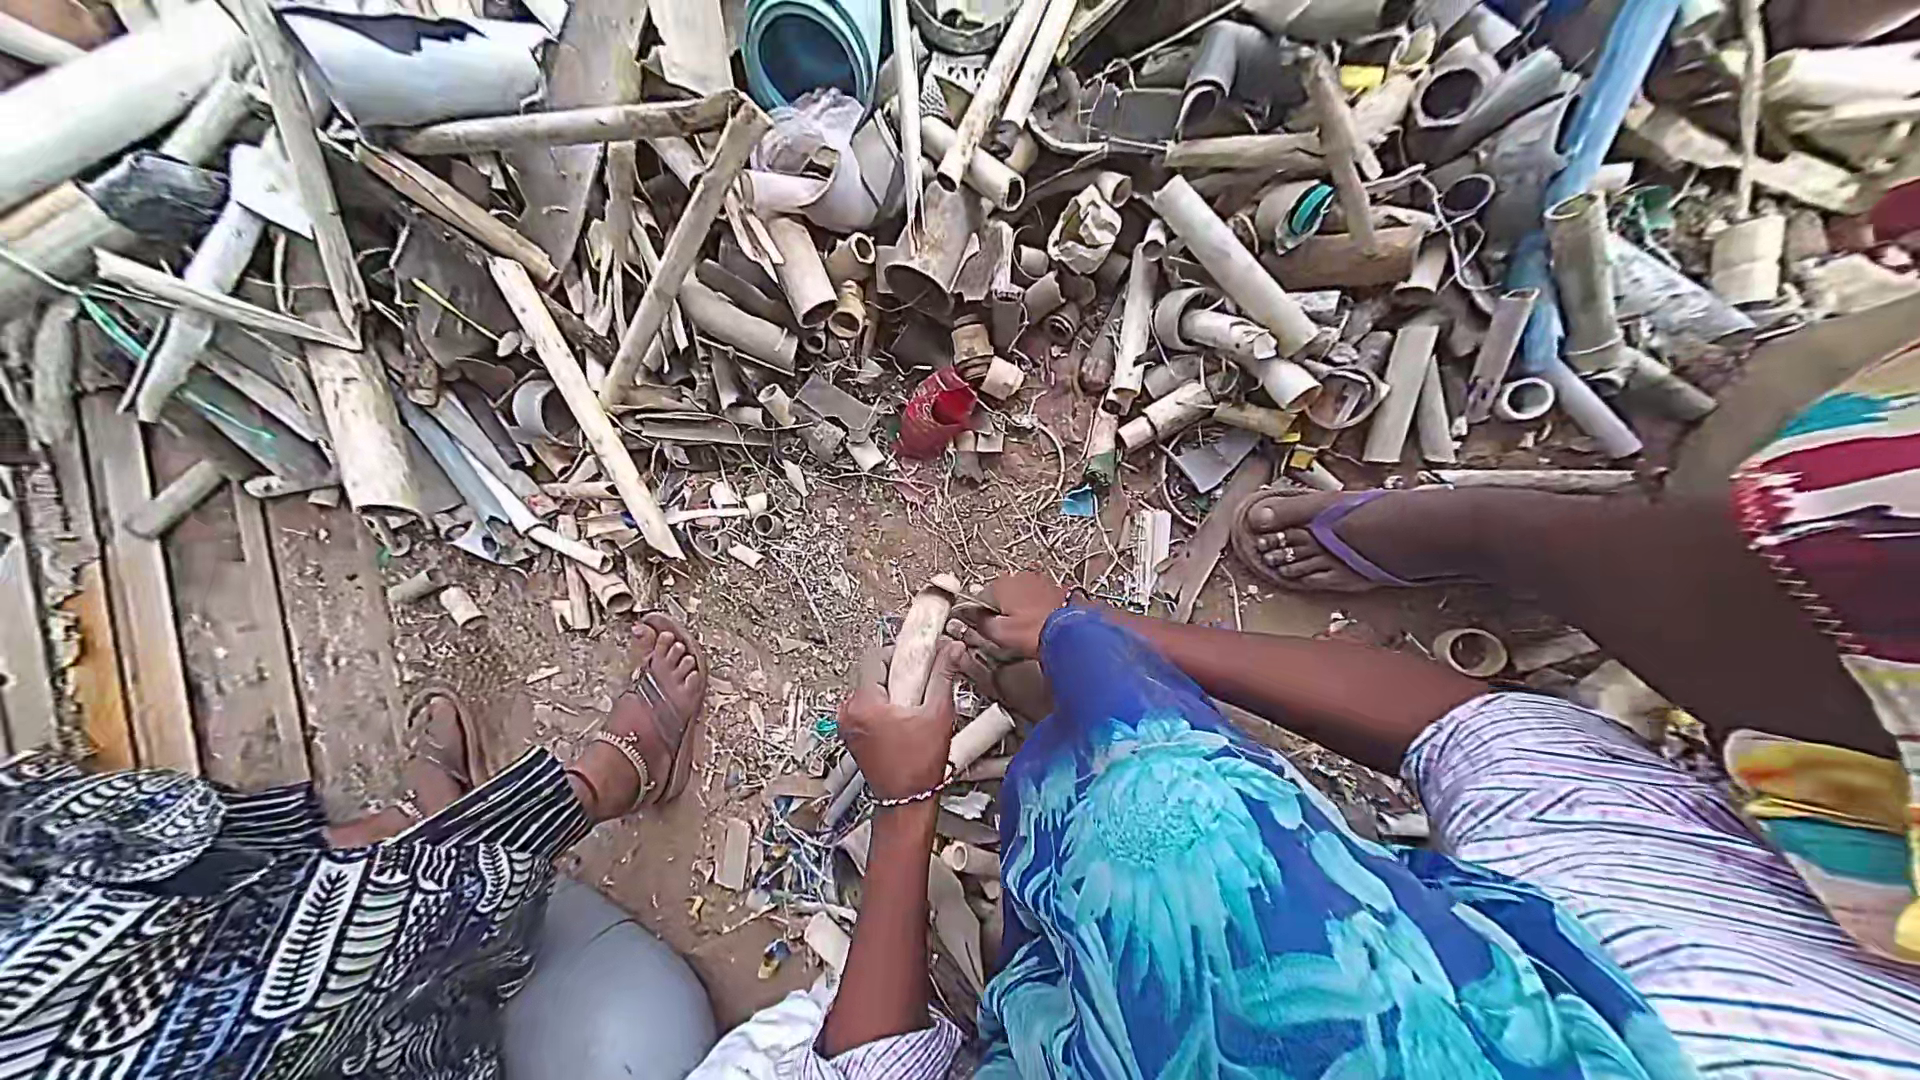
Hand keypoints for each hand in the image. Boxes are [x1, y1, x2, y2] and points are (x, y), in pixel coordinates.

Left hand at [838, 642, 964, 800]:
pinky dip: (884, 704)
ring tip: (912, 705)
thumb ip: (943, 675)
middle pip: (872, 672)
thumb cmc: (918, 768)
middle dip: (898, 673)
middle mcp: (849, 713)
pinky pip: (867, 705)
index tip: (918, 657)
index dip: (901, 653)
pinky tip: (903, 717)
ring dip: (892, 689)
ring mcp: (848, 724)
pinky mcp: (852, 733)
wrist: (907, 802)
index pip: (876, 656)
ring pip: (870, 688)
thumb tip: (950, 650)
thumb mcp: (938, 714)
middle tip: (919, 685)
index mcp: (864, 705)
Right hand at [954, 573, 1069, 660]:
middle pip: (1004, 592)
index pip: (983, 595)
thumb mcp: (999, 633)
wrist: (1070, 632)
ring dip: (1022, 606)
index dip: (984, 612)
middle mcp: (1021, 577)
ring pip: (1023, 593)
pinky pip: (1040, 596)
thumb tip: (977, 620)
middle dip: (1004, 608)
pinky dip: (1038, 606)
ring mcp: (1040, 581)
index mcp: (1002, 584)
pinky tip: (1041, 621)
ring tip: (1027, 627)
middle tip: (1009, 628)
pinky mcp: (1057, 588)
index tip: (988, 624)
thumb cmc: (1036, 632)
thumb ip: (982, 623)